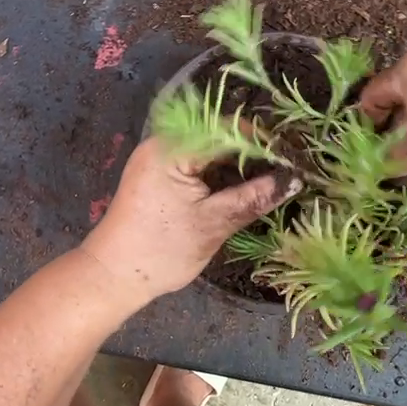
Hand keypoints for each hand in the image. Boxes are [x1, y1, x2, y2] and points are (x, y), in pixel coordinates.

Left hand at [79, 137, 298, 306]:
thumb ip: (253, 197)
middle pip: (216, 137)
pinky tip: (243, 187)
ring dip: (237, 164)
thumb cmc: (161, 249)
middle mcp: (163, 144)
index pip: (225, 131)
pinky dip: (219, 173)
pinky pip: (196, 163)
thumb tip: (293, 180)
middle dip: (252, 153)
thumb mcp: (213, 224)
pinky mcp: (159, 174)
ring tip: (272, 180)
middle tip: (286, 172)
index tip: (292, 159)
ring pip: (208, 150)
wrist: (113, 274)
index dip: (261, 143)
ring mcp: (159, 158)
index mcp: (171, 148)